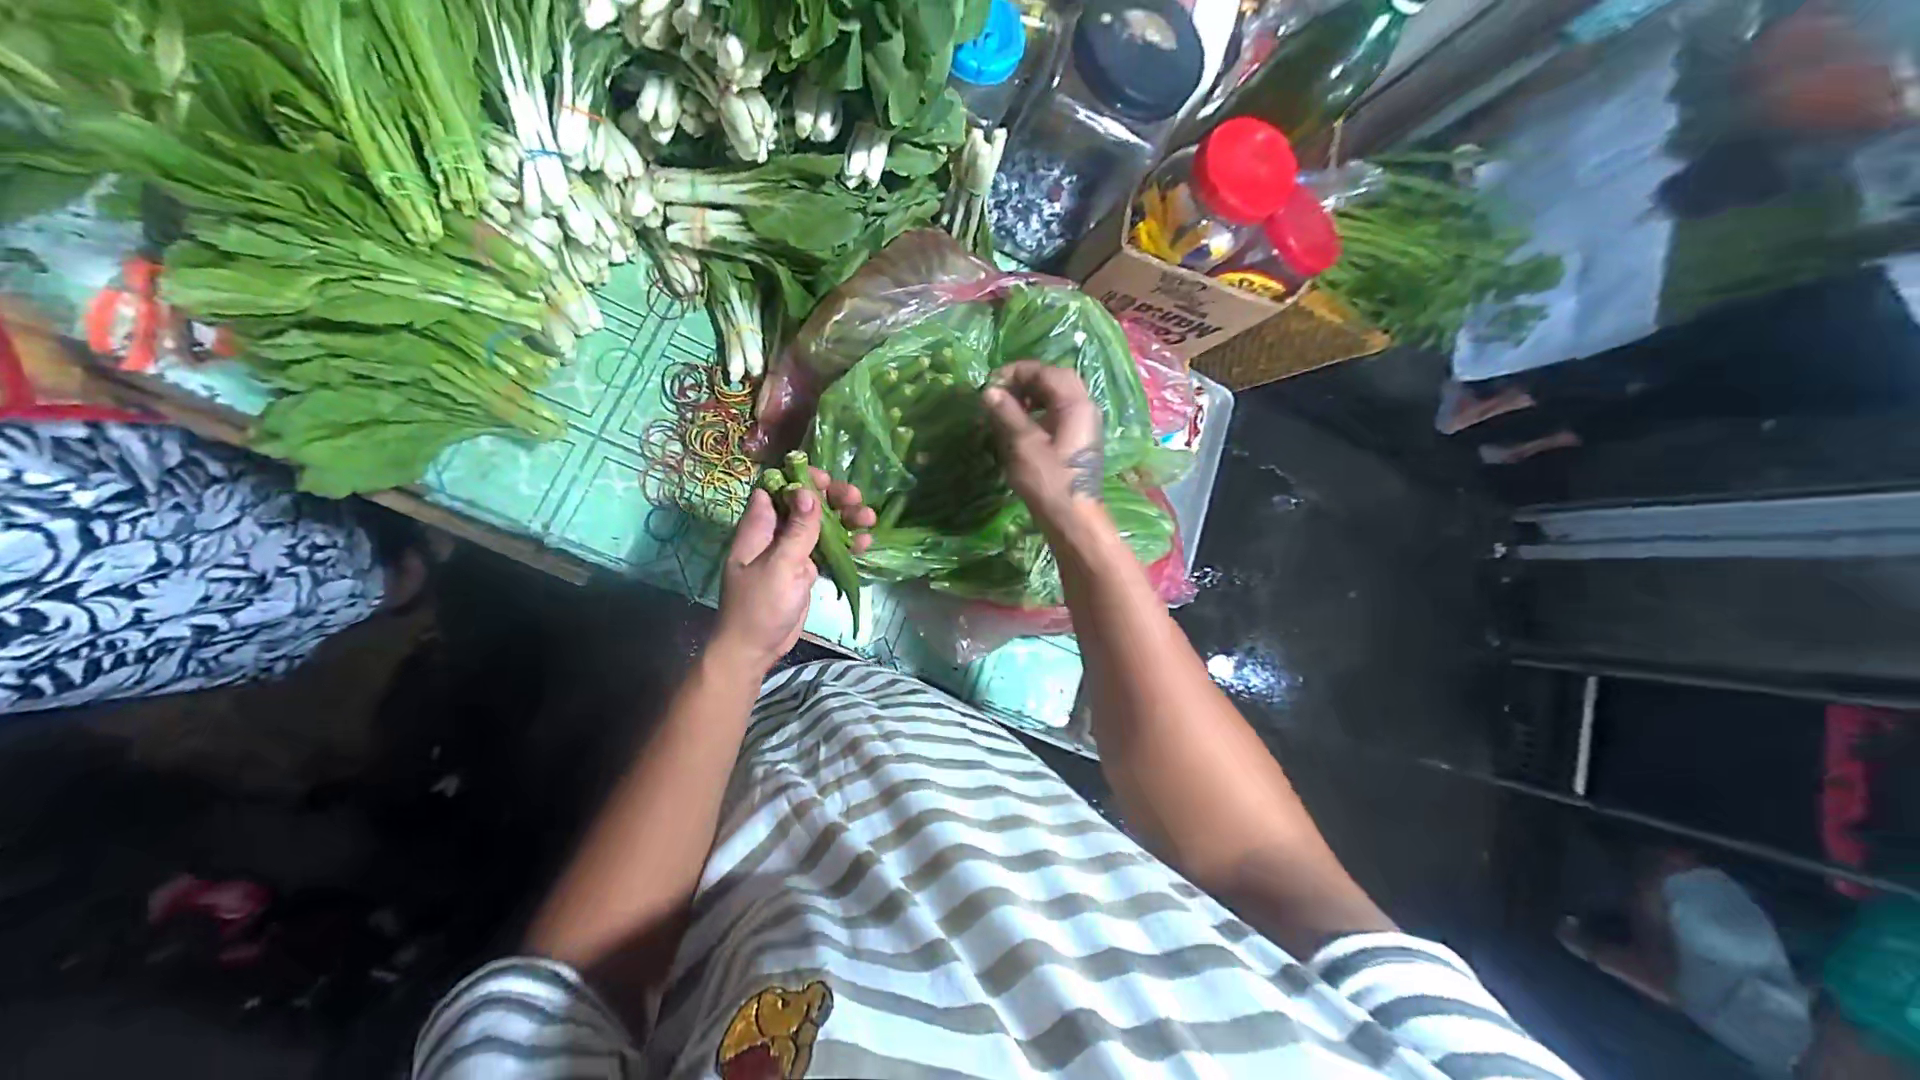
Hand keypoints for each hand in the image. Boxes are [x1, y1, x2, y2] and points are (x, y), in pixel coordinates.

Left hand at [711, 470, 874, 675]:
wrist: (755, 649)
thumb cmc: (759, 606)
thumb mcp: (779, 565)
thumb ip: (797, 530)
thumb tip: (807, 491)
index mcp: (759, 528)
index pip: (777, 489)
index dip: (800, 480)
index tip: (826, 480)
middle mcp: (775, 534)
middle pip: (805, 504)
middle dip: (831, 498)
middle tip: (857, 498)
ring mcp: (792, 552)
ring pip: (821, 525)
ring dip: (845, 519)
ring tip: (869, 519)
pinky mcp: (805, 570)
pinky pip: (828, 549)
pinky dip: (845, 544)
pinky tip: (865, 543)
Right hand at [981, 360, 1103, 526]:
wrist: (1073, 519)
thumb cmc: (1048, 481)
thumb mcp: (1023, 444)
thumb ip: (1007, 413)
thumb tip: (990, 391)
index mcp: (1076, 404)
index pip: (1046, 372)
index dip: (1016, 372)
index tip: (991, 383)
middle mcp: (1085, 408)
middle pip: (1055, 381)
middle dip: (1025, 382)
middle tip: (999, 393)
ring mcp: (1084, 425)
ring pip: (1058, 398)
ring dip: (1032, 397)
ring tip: (1007, 408)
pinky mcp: (1078, 441)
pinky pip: (1059, 415)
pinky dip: (1038, 413)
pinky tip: (1021, 427)